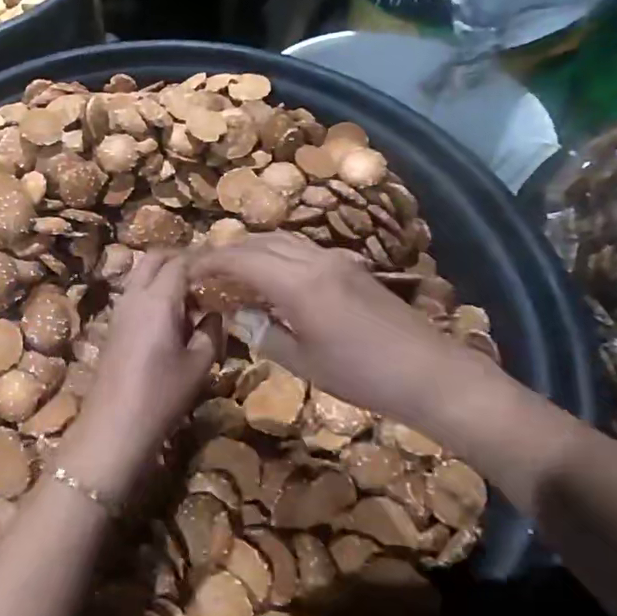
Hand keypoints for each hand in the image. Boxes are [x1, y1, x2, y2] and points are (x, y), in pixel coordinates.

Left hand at [56, 253, 215, 504]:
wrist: (114, 424)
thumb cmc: (162, 394)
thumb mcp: (199, 364)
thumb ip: (211, 331)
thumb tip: (214, 313)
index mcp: (158, 299)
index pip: (181, 262)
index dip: (203, 259)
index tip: (224, 266)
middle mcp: (134, 296)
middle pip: (154, 258)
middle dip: (179, 258)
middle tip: (206, 276)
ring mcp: (119, 310)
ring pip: (141, 275)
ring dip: (164, 276)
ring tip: (193, 300)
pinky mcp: (113, 325)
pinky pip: (135, 294)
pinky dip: (153, 293)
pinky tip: (172, 319)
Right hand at [189, 232, 499, 424]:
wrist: (430, 374)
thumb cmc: (361, 374)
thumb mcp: (302, 361)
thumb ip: (263, 333)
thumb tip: (235, 314)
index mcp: (297, 282)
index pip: (240, 259)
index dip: (210, 263)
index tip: (187, 273)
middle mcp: (315, 260)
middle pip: (260, 243)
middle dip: (227, 252)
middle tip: (204, 271)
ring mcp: (337, 261)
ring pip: (283, 241)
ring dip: (253, 250)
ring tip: (232, 271)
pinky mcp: (352, 269)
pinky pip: (302, 250)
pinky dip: (277, 255)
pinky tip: (272, 278)